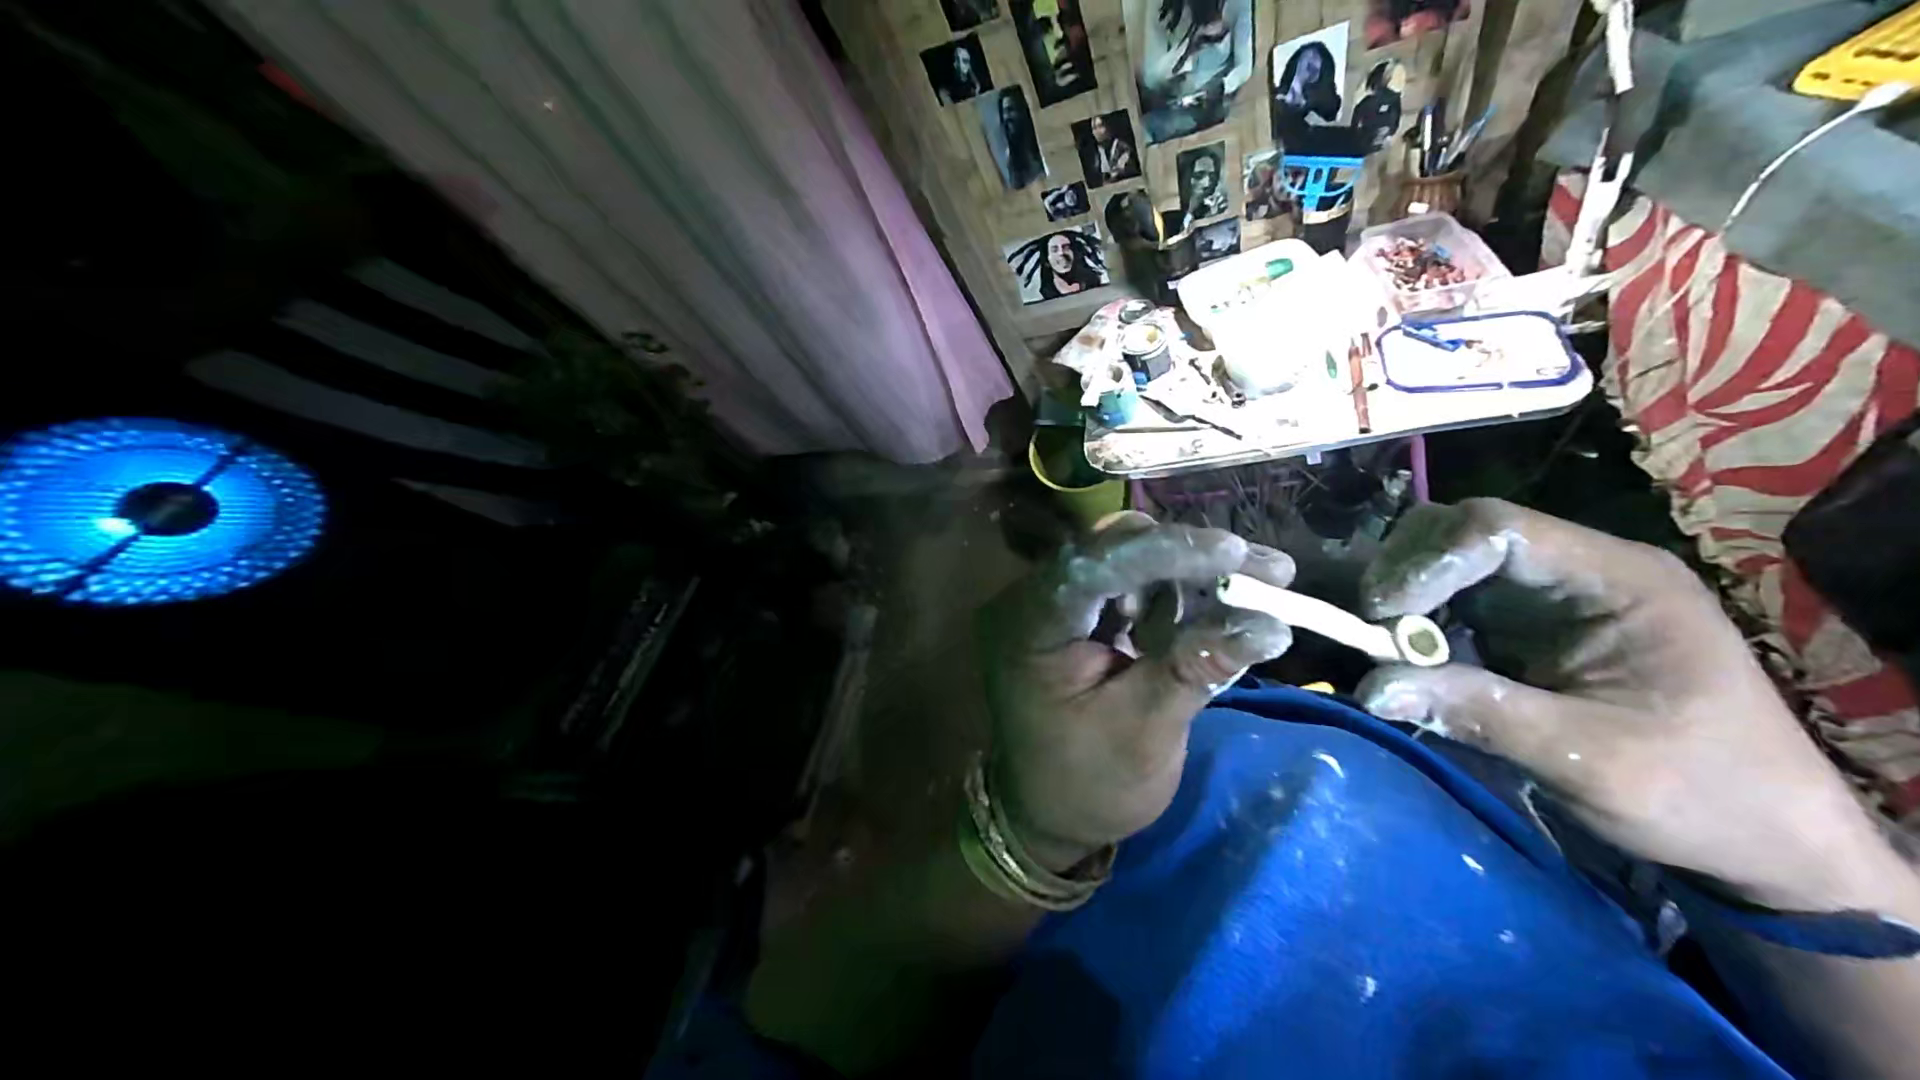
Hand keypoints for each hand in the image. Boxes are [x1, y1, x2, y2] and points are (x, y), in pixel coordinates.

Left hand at [979, 514, 1293, 870]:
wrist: (1046, 811)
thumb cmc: (1085, 784)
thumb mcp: (1143, 734)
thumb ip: (1195, 670)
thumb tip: (1272, 625)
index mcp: (1029, 629)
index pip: (1090, 570)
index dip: (1163, 553)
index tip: (1233, 552)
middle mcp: (1033, 601)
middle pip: (1113, 553)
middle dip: (1191, 557)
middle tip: (1267, 569)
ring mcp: (1056, 604)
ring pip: (1130, 562)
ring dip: (1195, 573)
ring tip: (1263, 582)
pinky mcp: (1082, 615)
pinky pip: (1133, 587)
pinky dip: (1181, 594)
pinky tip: (1224, 604)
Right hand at [1356, 499, 1914, 912]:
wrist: (1765, 839)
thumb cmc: (1702, 795)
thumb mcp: (1590, 761)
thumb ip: (1479, 713)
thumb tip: (1369, 687)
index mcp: (1619, 580)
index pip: (1498, 530)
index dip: (1427, 562)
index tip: (1382, 616)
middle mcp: (1578, 570)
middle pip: (1464, 529)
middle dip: (1405, 568)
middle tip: (1371, 623)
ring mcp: (1549, 595)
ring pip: (1447, 557)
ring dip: (1404, 591)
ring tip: (1383, 640)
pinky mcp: (1525, 625)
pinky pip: (1450, 598)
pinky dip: (1415, 617)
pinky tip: (1404, 650)